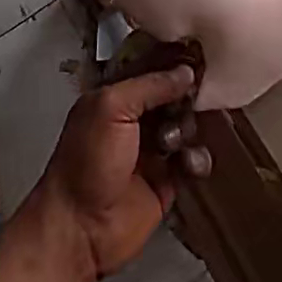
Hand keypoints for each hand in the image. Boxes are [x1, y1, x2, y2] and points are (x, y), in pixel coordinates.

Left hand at [32, 65, 210, 278]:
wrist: (83, 226)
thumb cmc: (85, 162)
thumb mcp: (112, 108)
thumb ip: (149, 85)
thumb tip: (184, 72)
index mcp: (113, 93)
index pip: (148, 65)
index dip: (172, 60)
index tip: (198, 55)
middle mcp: (132, 116)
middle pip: (172, 94)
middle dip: (184, 97)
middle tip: (189, 102)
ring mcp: (150, 147)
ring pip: (185, 124)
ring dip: (186, 129)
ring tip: (171, 143)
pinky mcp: (166, 179)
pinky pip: (192, 160)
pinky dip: (196, 159)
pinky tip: (187, 164)